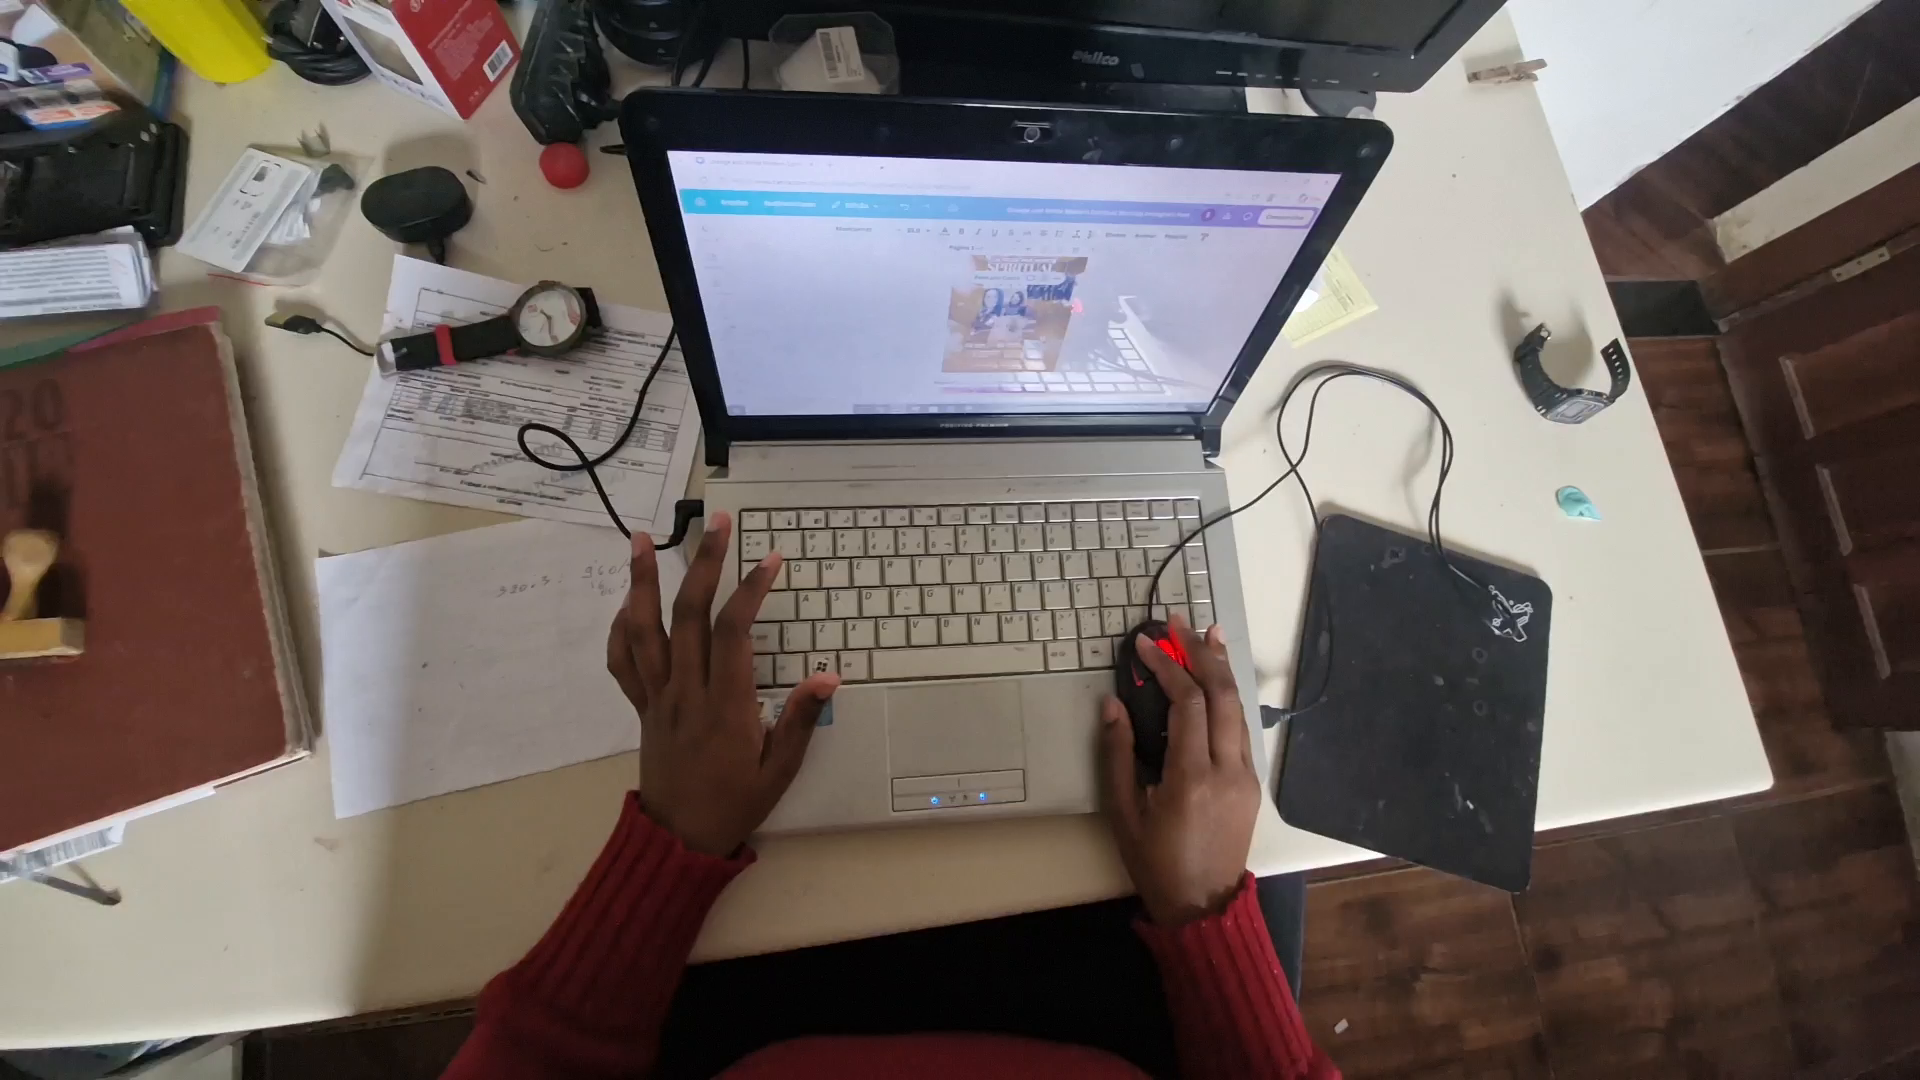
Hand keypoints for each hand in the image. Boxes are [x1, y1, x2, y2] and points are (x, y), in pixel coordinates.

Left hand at [607, 512, 839, 855]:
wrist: (678, 841)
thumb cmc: (735, 802)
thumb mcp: (779, 769)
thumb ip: (799, 719)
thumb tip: (828, 676)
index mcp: (723, 704)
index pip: (733, 633)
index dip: (750, 590)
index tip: (771, 559)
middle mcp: (685, 691)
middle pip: (688, 615)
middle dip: (705, 564)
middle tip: (718, 523)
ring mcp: (657, 696)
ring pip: (644, 630)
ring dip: (643, 581)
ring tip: (644, 539)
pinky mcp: (642, 706)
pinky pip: (622, 662)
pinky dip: (620, 628)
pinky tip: (627, 601)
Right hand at [1101, 616, 1260, 925]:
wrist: (1204, 907)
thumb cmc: (1154, 860)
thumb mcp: (1122, 810)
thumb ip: (1117, 753)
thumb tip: (1112, 703)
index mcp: (1192, 778)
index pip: (1186, 703)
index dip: (1166, 666)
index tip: (1144, 642)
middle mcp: (1228, 770)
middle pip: (1221, 695)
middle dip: (1200, 652)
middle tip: (1179, 622)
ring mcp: (1246, 775)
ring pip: (1238, 707)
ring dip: (1221, 667)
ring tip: (1206, 634)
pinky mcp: (1252, 781)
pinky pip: (1241, 726)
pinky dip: (1229, 695)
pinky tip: (1218, 677)